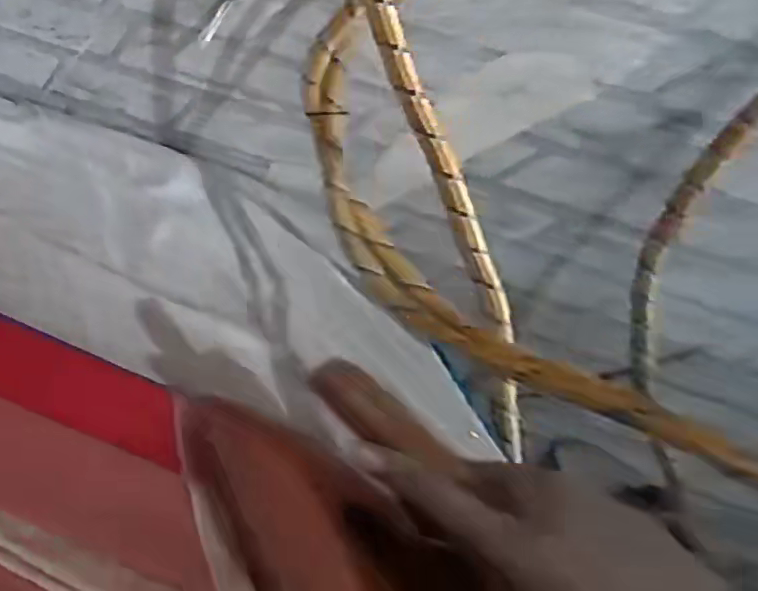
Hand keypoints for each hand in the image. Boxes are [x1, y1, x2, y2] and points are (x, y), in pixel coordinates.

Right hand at [375, 457, 723, 590]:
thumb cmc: (581, 578)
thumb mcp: (498, 542)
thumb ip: (431, 495)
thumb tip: (355, 445)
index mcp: (536, 473)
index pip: (466, 475)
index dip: (443, 501)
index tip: (433, 532)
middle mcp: (579, 485)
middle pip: (511, 503)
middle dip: (491, 527)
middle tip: (483, 565)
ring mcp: (631, 524)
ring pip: (556, 529)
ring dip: (536, 548)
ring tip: (527, 578)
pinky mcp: (669, 562)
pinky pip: (600, 552)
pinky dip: (581, 565)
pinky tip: (578, 583)